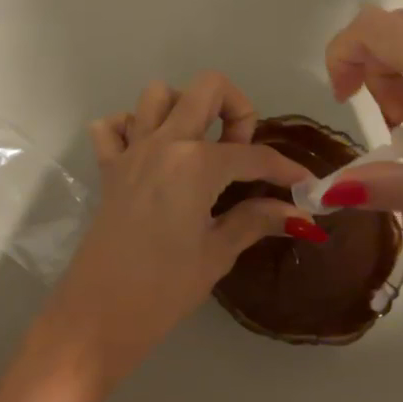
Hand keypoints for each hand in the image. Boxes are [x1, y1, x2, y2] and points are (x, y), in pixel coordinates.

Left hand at [40, 73, 317, 386]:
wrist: (99, 312)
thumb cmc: (163, 288)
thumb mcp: (216, 253)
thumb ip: (255, 220)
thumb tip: (299, 213)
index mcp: (196, 164)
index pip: (252, 154)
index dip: (284, 168)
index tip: (304, 183)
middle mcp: (163, 143)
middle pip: (206, 88)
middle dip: (236, 108)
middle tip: (240, 152)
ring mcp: (131, 151)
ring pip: (157, 94)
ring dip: (184, 108)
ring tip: (199, 147)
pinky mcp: (108, 167)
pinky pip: (113, 126)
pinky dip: (131, 128)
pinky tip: (151, 155)